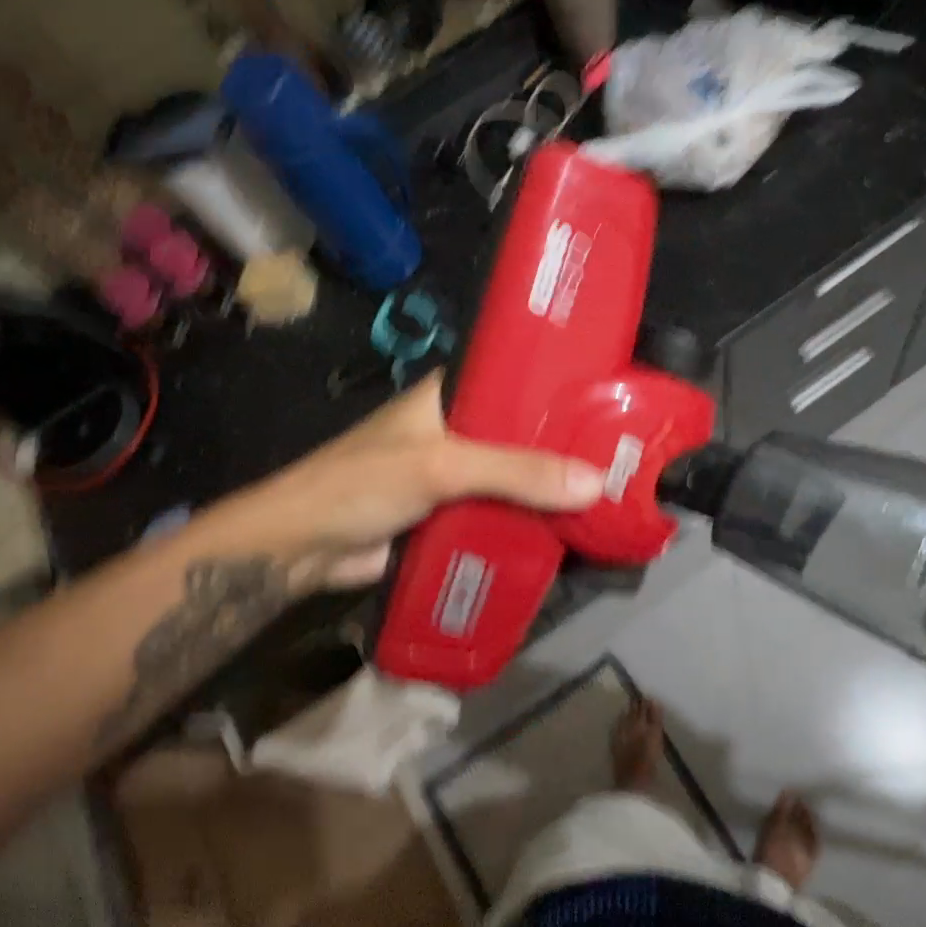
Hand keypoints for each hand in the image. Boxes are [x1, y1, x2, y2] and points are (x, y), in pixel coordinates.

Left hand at [180, 377, 605, 592]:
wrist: (301, 549)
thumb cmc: (362, 483)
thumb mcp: (443, 466)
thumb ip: (516, 472)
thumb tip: (596, 482)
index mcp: (448, 396)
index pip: (513, 378)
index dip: (558, 386)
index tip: (611, 397)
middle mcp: (455, 430)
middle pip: (520, 435)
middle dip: (563, 449)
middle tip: (624, 457)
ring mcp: (452, 476)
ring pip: (512, 479)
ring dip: (548, 491)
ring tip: (611, 496)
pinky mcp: (448, 516)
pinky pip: (497, 514)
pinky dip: (526, 523)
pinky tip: (568, 532)